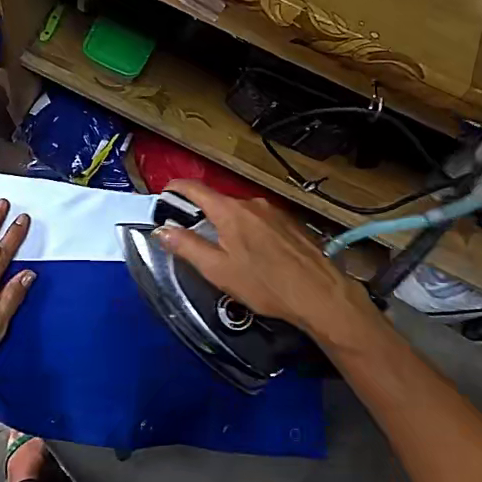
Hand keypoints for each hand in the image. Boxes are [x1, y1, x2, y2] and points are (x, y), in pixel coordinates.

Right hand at [155, 181, 374, 339]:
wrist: (318, 293)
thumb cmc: (266, 285)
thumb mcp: (218, 270)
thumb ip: (187, 247)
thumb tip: (163, 230)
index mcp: (230, 211)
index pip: (195, 189)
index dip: (176, 188)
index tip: (165, 193)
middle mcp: (253, 204)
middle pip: (219, 201)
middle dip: (202, 214)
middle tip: (189, 234)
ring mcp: (274, 212)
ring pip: (241, 212)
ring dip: (228, 225)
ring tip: (223, 251)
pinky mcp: (290, 223)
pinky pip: (261, 221)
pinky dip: (249, 231)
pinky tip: (254, 254)